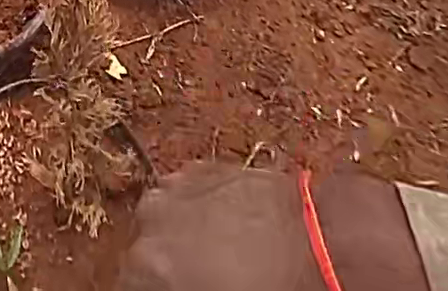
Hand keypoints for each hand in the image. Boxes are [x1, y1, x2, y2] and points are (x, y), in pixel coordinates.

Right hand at [118, 164, 317, 290]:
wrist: (319, 238)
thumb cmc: (276, 290)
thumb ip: (179, 287)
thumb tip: (179, 283)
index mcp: (149, 262)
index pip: (128, 284)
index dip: (145, 290)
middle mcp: (150, 217)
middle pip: (143, 253)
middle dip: (162, 272)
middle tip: (192, 284)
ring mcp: (173, 186)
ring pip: (162, 222)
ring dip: (177, 243)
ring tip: (213, 265)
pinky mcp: (199, 169)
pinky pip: (186, 200)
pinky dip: (197, 218)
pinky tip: (228, 237)